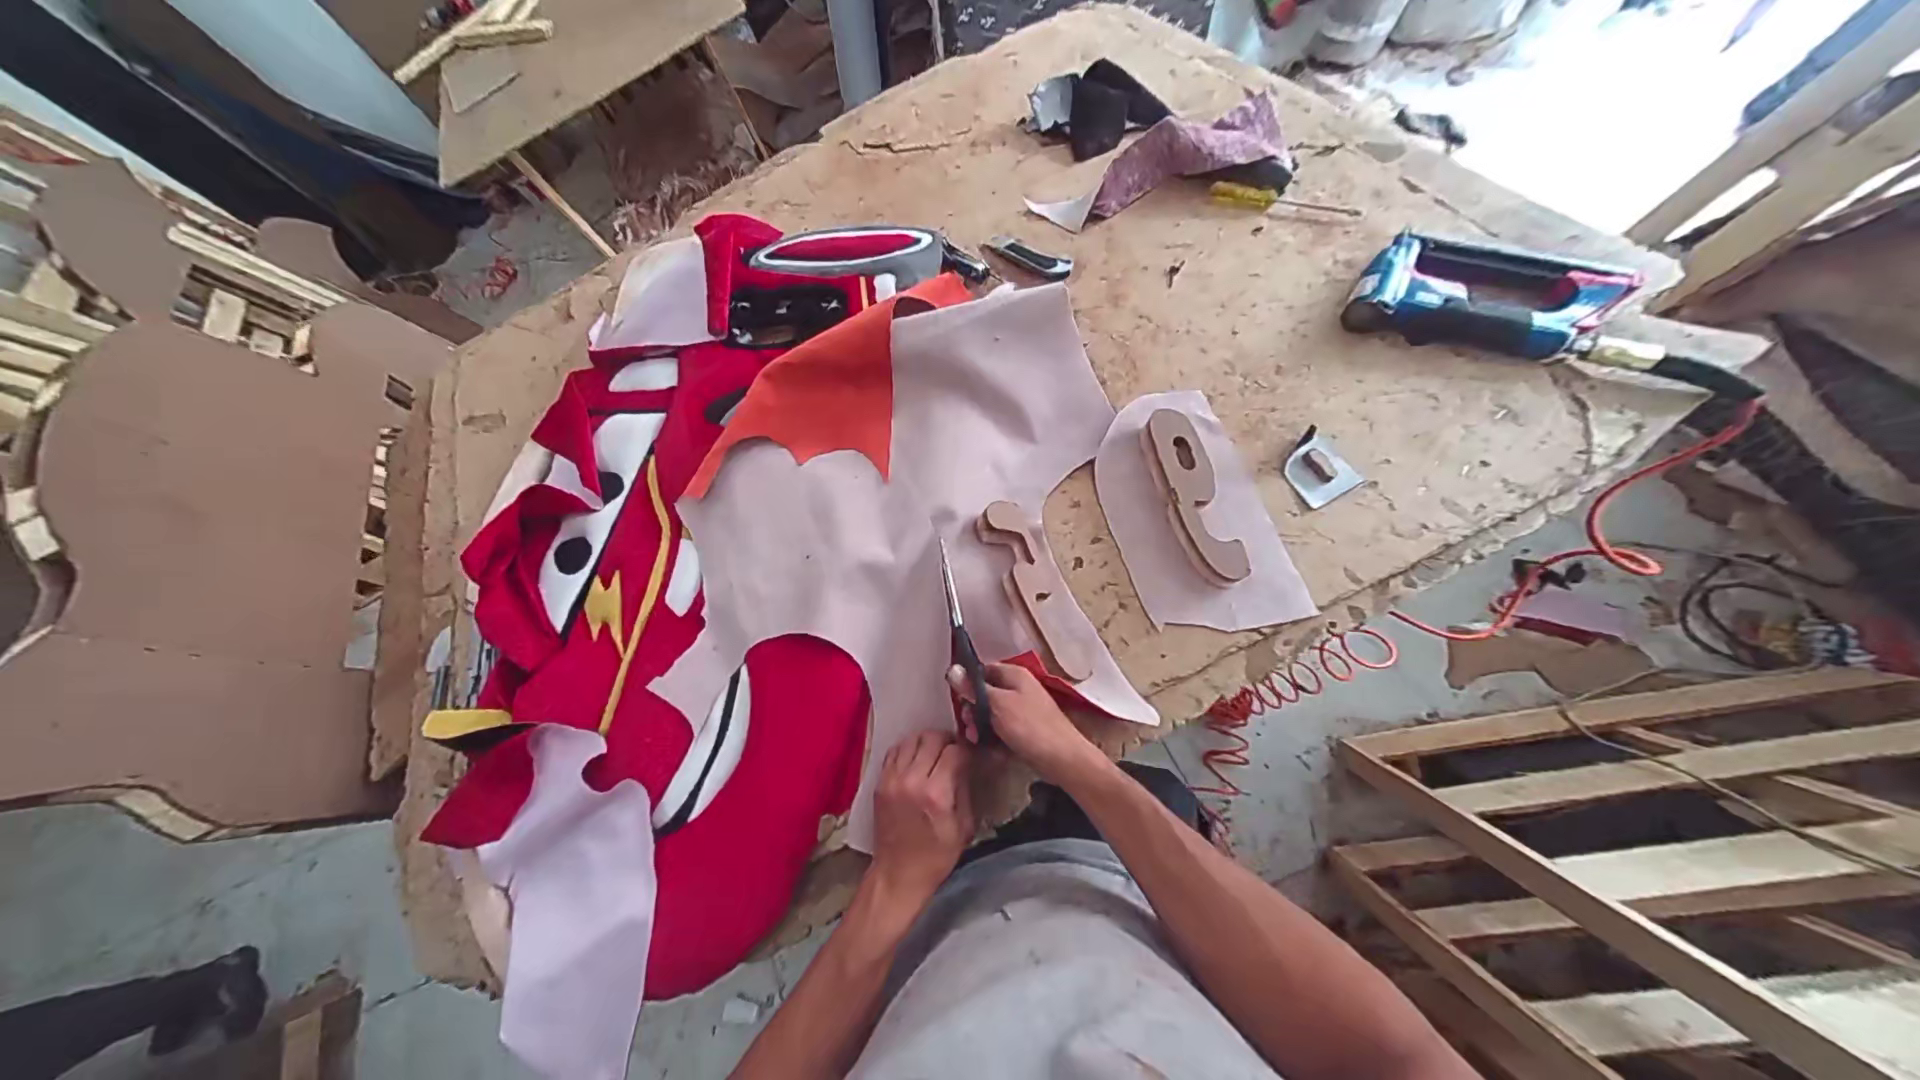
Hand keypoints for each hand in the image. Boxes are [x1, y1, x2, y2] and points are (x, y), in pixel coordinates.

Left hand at [870, 730, 974, 905]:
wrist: (898, 874)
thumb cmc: (937, 856)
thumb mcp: (964, 826)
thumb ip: (965, 788)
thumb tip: (968, 761)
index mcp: (936, 793)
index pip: (954, 751)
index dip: (965, 748)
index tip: (970, 754)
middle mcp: (911, 780)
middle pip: (931, 737)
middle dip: (947, 740)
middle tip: (953, 751)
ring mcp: (892, 779)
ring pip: (911, 739)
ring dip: (926, 742)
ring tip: (934, 753)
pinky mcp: (880, 782)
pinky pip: (895, 751)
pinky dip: (908, 749)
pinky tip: (916, 760)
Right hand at [947, 663, 1111, 788]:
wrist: (1063, 759)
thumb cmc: (1030, 727)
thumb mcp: (998, 705)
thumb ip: (975, 689)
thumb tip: (953, 670)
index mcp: (1015, 675)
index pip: (983, 670)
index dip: (968, 682)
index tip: (957, 698)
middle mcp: (1019, 688)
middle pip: (985, 693)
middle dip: (973, 710)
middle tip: (968, 725)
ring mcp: (1022, 710)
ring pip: (992, 714)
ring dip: (981, 726)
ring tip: (977, 739)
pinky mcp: (1024, 730)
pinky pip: (1002, 729)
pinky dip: (994, 737)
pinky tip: (991, 749)